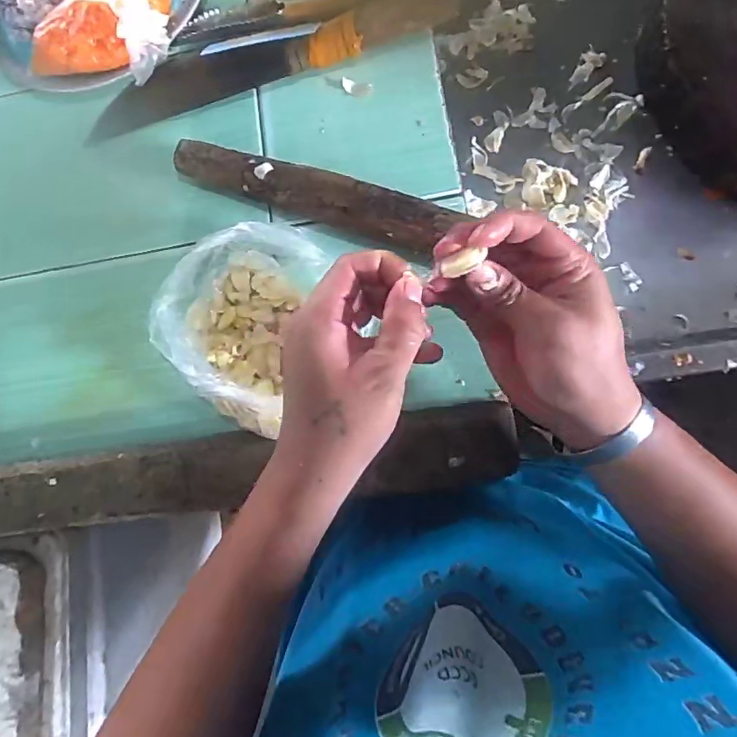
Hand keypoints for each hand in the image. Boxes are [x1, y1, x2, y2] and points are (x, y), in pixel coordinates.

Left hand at [274, 251, 441, 487]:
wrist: (314, 470)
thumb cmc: (349, 424)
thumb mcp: (385, 373)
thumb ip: (402, 325)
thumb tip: (412, 283)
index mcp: (317, 316)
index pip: (350, 265)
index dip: (386, 266)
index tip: (417, 289)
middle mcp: (310, 320)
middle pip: (352, 283)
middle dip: (391, 291)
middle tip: (425, 315)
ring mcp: (314, 340)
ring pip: (356, 308)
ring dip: (391, 314)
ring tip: (426, 336)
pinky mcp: (323, 358)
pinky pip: (354, 332)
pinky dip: (382, 336)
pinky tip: (420, 354)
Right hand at [425, 212, 641, 449]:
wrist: (577, 415)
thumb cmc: (582, 365)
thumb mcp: (553, 327)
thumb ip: (511, 294)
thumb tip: (473, 267)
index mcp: (563, 264)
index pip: (529, 229)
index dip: (499, 226)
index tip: (473, 240)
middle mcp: (531, 270)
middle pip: (493, 241)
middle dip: (464, 243)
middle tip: (441, 256)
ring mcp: (505, 291)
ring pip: (471, 264)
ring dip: (449, 267)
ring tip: (433, 280)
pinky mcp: (484, 313)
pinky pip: (459, 292)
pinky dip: (442, 290)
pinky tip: (429, 296)